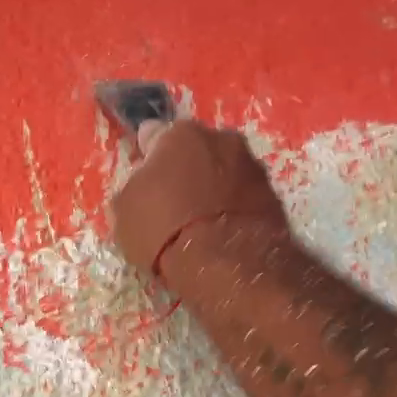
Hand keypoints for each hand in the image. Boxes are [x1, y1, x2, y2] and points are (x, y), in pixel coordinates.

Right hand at [109, 119, 289, 276]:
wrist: (225, 261)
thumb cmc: (163, 229)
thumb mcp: (124, 210)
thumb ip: (133, 185)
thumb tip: (142, 180)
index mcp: (179, 134)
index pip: (153, 134)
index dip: (144, 155)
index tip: (139, 175)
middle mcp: (220, 138)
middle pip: (193, 148)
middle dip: (182, 167)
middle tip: (168, 198)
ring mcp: (251, 164)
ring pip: (220, 169)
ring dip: (209, 186)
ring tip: (195, 219)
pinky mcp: (272, 193)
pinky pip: (240, 193)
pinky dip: (229, 205)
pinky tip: (216, 229)